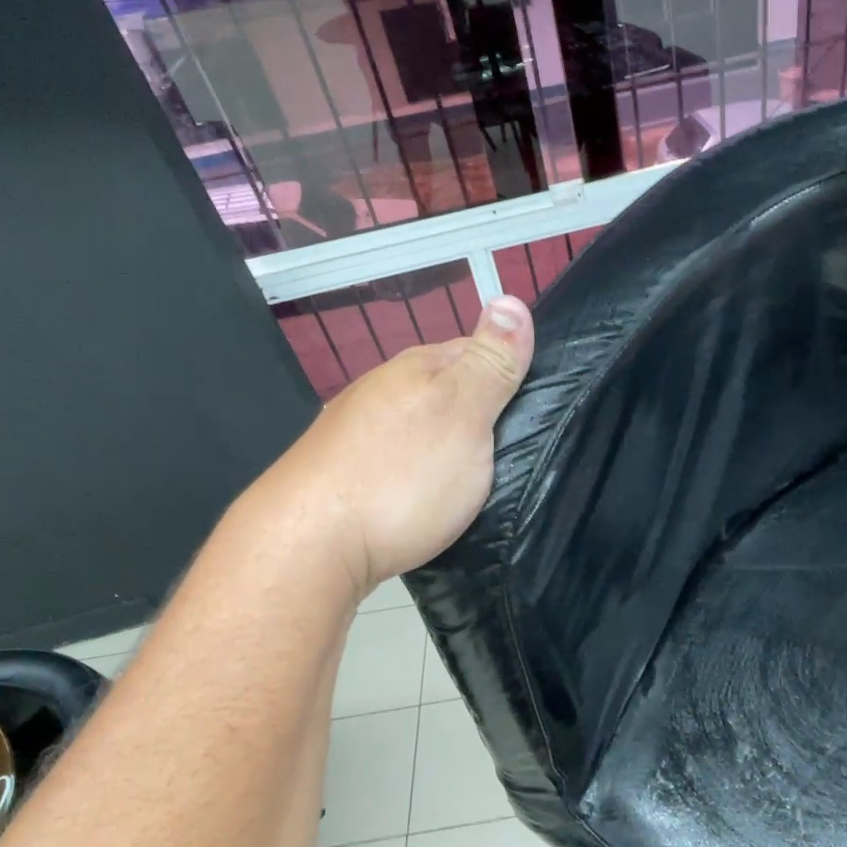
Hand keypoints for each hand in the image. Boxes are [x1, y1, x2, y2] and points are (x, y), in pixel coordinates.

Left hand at [244, 296, 534, 598]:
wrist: (308, 547)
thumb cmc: (401, 476)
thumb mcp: (463, 414)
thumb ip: (490, 364)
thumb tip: (510, 299)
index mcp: (416, 369)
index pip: (476, 350)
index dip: (509, 373)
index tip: (538, 408)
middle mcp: (382, 390)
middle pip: (446, 389)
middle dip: (480, 411)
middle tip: (515, 451)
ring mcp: (356, 432)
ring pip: (419, 425)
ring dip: (448, 444)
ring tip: (475, 480)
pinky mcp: (342, 475)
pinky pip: (396, 459)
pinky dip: (418, 472)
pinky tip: (425, 496)